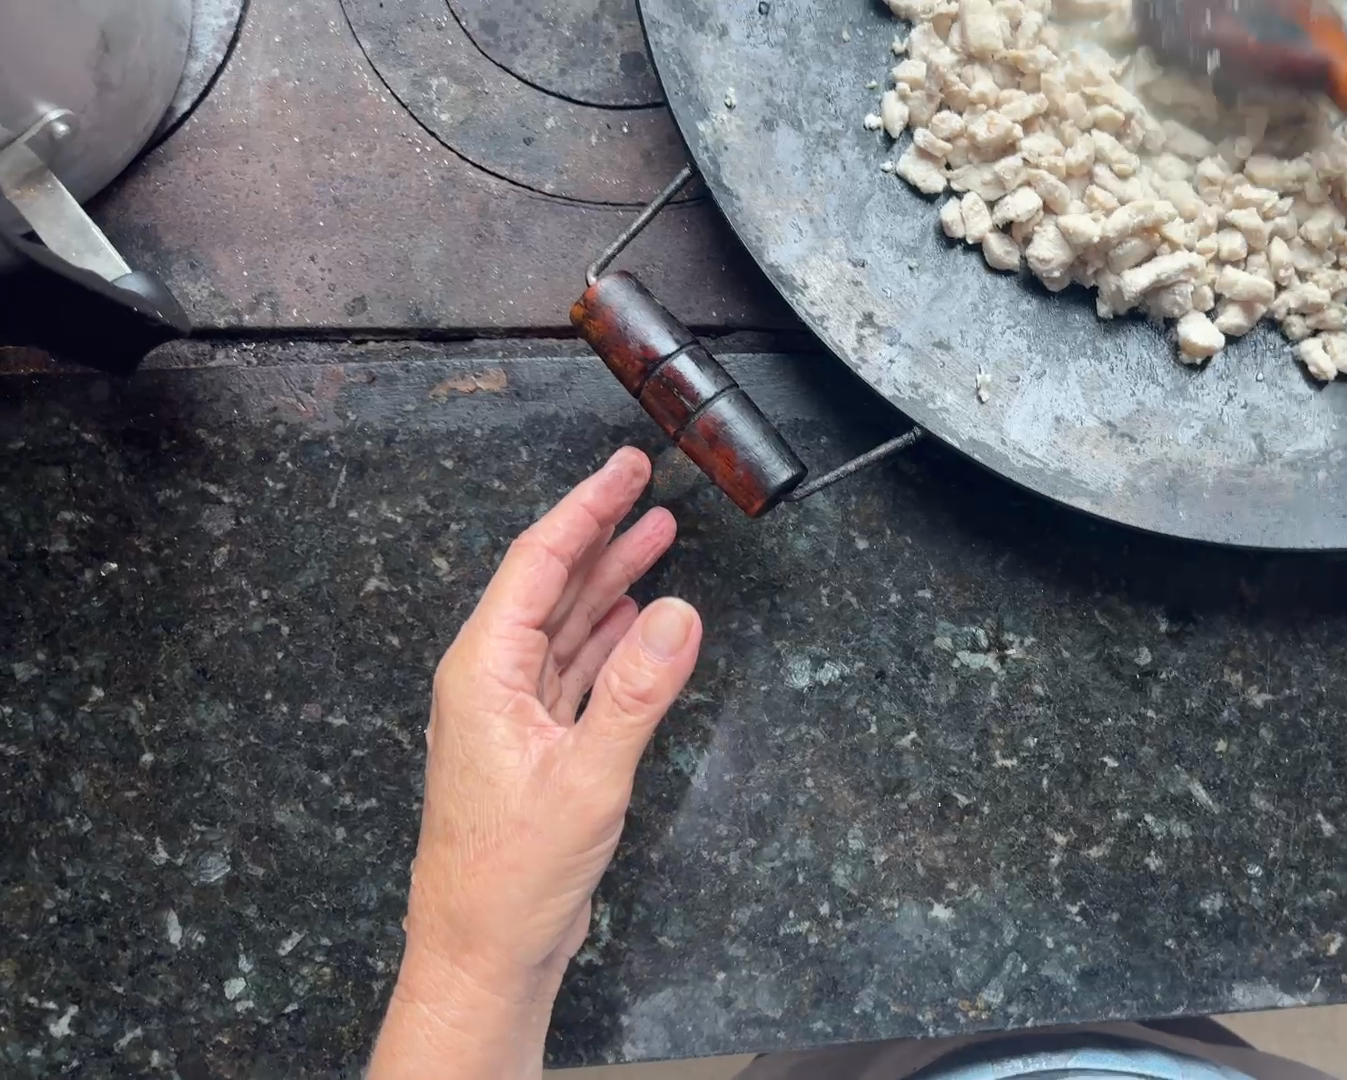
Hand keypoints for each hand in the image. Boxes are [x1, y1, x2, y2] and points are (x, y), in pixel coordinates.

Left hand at [369, 448, 702, 1079]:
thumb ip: (636, 692)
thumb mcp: (587, 778)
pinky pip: (583, 660)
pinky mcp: (546, 732)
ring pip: (571, 617)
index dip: (585, 508)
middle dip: (602, 528)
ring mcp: (521, 704)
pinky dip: (613, 630)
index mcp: (486, 670)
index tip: (626, 469)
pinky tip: (637, 613)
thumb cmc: (516, 871)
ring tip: (656, 534)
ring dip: (613, 575)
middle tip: (645, 483)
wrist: (488, 949)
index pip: (539, 563)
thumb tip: (680, 612)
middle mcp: (496, 676)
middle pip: (553, 580)